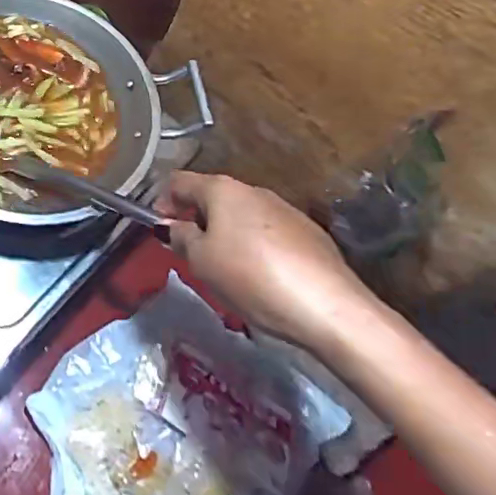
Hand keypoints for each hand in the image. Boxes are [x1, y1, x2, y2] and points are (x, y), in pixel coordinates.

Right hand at [156, 171, 379, 351]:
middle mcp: (254, 191)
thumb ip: (180, 237)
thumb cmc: (253, 278)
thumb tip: (175, 227)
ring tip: (228, 270)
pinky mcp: (314, 238)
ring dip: (228, 235)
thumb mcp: (201, 261)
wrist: (334, 312)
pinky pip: (271, 235)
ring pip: (243, 217)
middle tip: (192, 254)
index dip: (162, 202)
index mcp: (222, 189)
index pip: (178, 181)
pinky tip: (264, 279)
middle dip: (198, 221)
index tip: (161, 230)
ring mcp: (288, 212)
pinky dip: (258, 249)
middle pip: (213, 198)